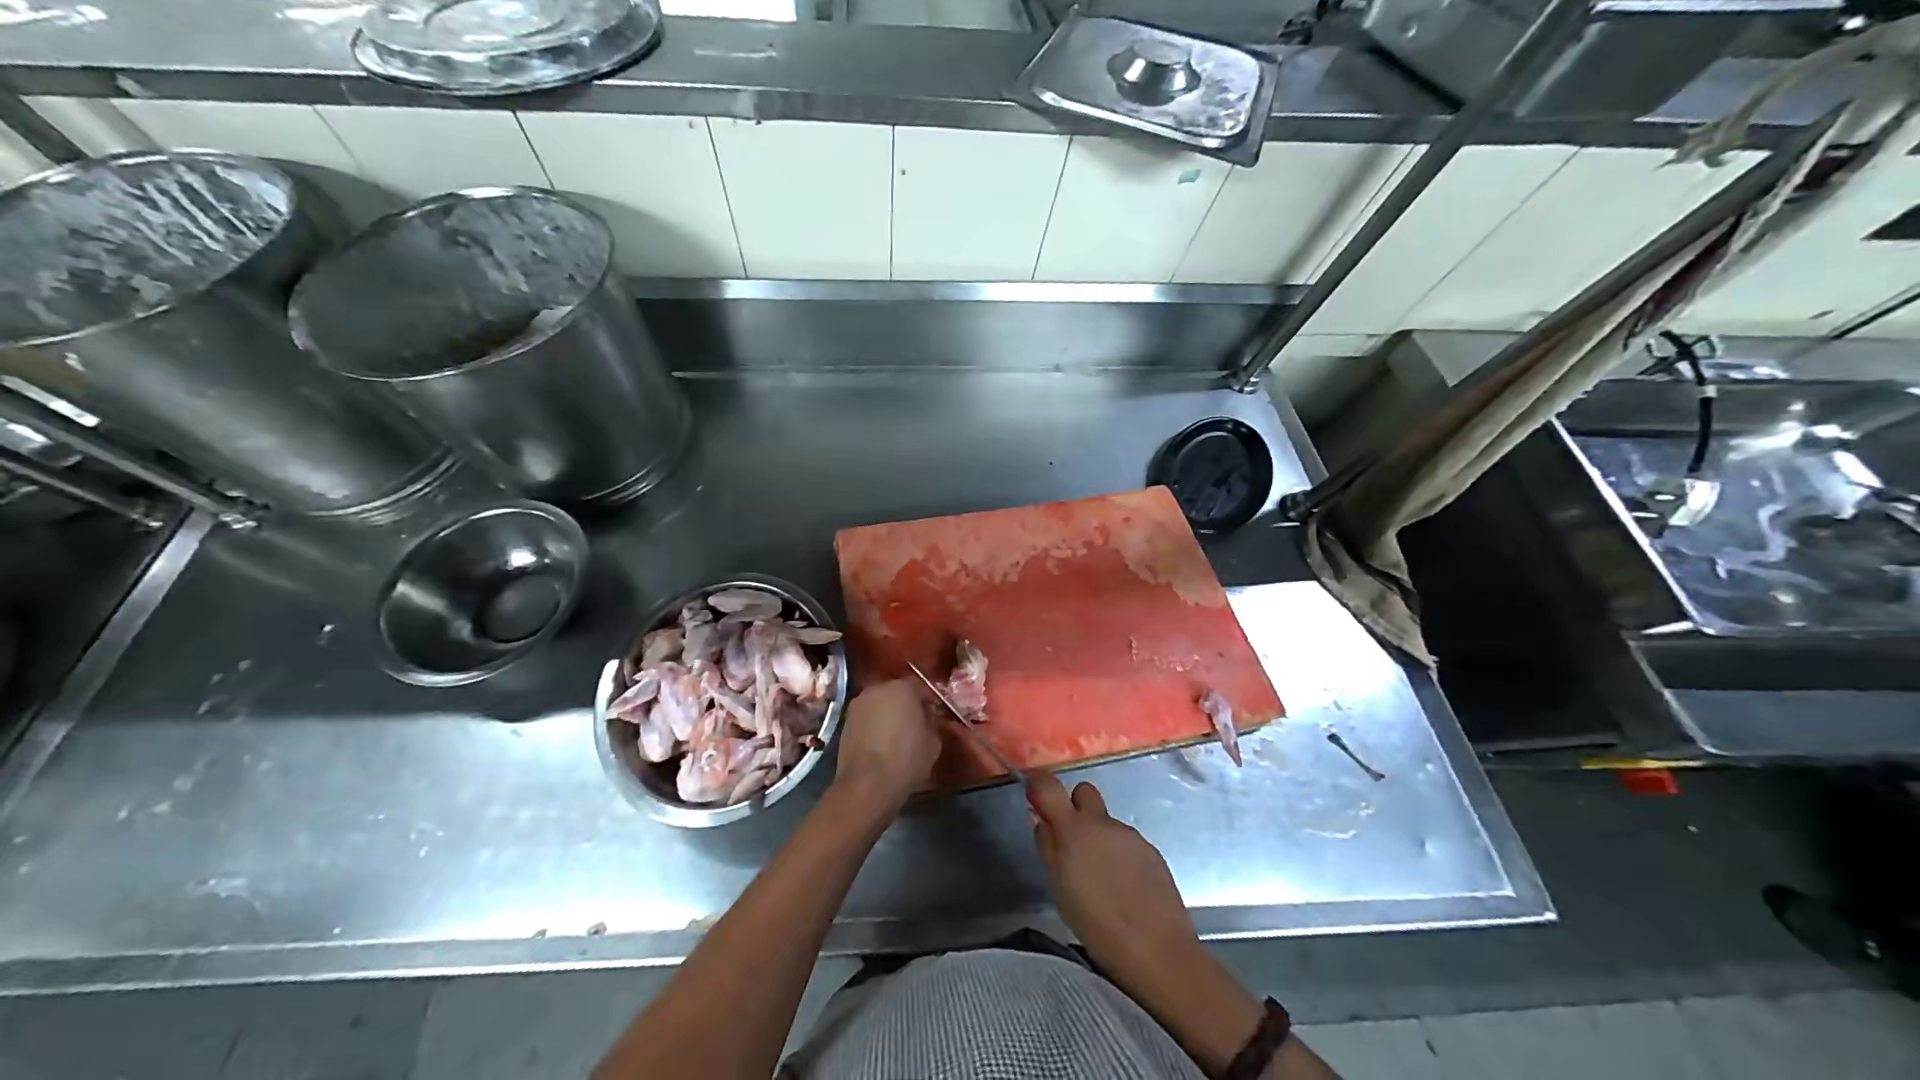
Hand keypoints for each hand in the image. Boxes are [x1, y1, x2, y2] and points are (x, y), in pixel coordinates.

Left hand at [832, 680, 940, 814]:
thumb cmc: (906, 759)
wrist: (867, 784)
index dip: (929, 700)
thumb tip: (928, 720)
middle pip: (896, 692)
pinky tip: (881, 742)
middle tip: (917, 722)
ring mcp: (858, 705)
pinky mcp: (845, 722)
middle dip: (907, 704)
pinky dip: (874, 724)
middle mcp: (877, 689)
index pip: (920, 686)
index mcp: (902, 688)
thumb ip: (933, 723)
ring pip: (879, 704)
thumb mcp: (933, 742)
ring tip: (898, 733)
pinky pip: (867, 718)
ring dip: (888, 713)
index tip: (935, 713)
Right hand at [1027, 772, 1206, 993]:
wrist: (1157, 949)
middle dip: (1074, 807)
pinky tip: (1124, 888)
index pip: (1049, 787)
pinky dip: (1120, 856)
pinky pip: (1126, 842)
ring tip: (1101, 879)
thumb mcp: (1059, 888)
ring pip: (1106, 823)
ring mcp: (1130, 835)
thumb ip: (1048, 847)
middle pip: (1084, 792)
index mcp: (1074, 830)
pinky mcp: (1151, 850)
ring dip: (1099, 839)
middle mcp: (1103, 823)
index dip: (1038, 785)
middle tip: (1071, 841)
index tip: (1034, 796)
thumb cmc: (1097, 925)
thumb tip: (1041, 821)